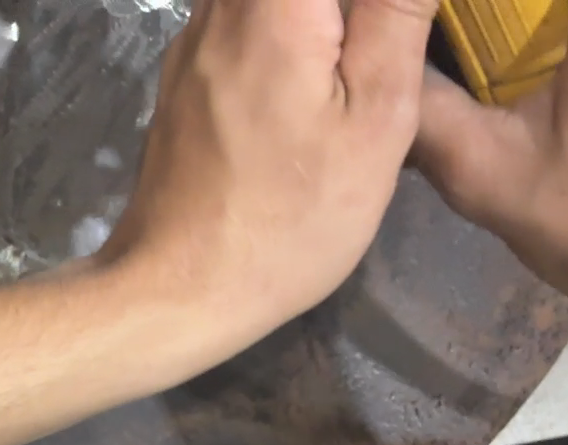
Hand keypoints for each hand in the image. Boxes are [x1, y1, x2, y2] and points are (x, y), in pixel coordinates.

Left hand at [107, 0, 439, 349]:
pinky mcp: (174, 93)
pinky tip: (307, 78)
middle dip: (345, 12)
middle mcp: (214, 15)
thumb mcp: (375, 118)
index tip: (389, 28)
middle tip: (376, 42)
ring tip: (353, 57)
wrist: (171, 294)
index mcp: (272, 7)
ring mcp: (184, 56)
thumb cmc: (283, 223)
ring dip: (314, 18)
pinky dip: (278, 30)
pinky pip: (233, 25)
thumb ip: (397, 12)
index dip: (371, 5)